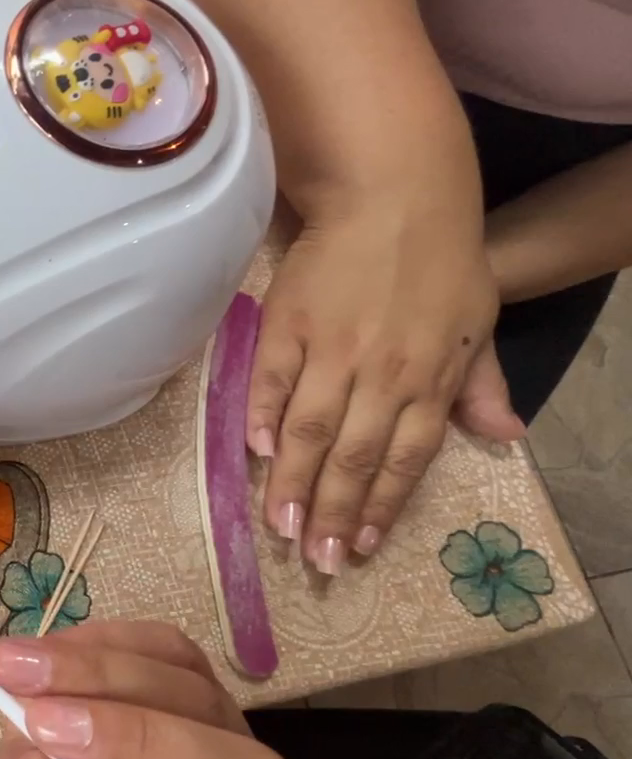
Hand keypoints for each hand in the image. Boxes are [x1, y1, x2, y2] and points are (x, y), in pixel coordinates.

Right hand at [251, 196, 522, 573]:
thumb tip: (500, 437)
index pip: (406, 456)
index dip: (383, 507)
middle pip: (355, 455)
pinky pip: (272, 382)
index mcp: (430, 375)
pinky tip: (258, 455)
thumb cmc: (435, 262)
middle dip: (336, 512)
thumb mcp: (476, 322)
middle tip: (315, 560)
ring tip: (280, 526)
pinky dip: (264, 418)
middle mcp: (384, 372)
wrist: (394, 199)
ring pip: (313, 430)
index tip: (360, 549)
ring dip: (296, 482)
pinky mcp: (287, 328)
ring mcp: (332, 350)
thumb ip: (477, 382)